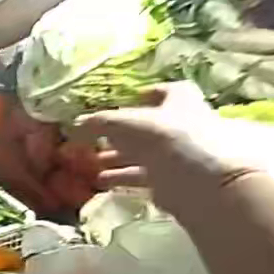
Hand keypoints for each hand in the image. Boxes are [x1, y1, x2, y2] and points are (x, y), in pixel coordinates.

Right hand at [64, 83, 272, 205]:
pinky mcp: (171, 181)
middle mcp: (181, 125)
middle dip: (121, 135)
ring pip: (142, 154)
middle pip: (148, 128)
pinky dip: (122, 178)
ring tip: (94, 164)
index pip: (164, 92)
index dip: (144, 95)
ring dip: (118, 159)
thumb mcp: (125, 125)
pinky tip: (102, 182)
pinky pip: (142, 177)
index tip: (123, 103)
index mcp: (179, 101)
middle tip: (96, 141)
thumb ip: (100, 123)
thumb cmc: (165, 138)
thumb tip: (76, 124)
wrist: (197, 179)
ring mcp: (178, 154)